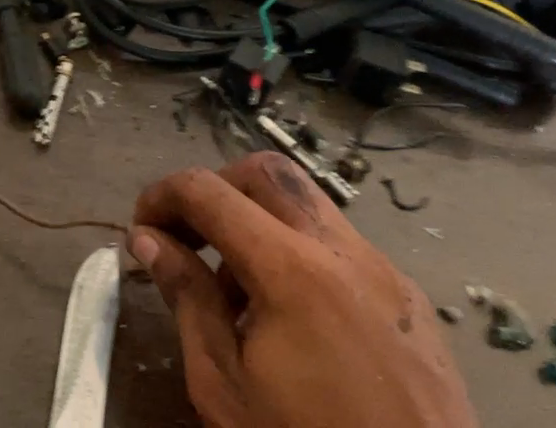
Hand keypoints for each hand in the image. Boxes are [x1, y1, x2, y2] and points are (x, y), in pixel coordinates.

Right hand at [128, 153, 475, 427]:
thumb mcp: (224, 384)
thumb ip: (186, 298)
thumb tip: (147, 239)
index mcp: (291, 270)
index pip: (207, 190)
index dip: (161, 197)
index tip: (142, 231)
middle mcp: (344, 252)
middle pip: (266, 172)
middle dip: (215, 188)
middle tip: (189, 236)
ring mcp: (387, 274)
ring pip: (309, 206)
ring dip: (259, 221)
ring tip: (236, 290)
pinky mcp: (413, 303)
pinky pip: (344, 249)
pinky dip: (301, 254)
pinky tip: (291, 319)